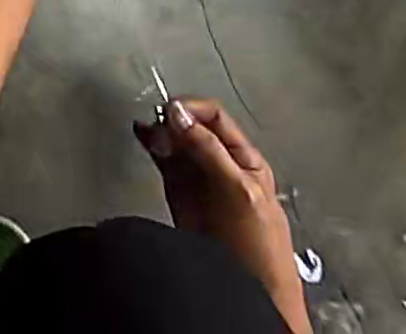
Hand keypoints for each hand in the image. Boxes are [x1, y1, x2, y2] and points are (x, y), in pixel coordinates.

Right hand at [134, 99, 310, 333]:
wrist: (253, 296)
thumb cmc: (261, 250)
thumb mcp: (239, 190)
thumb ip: (210, 150)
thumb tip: (180, 114)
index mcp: (243, 158)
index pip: (214, 118)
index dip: (191, 109)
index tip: (169, 110)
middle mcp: (220, 165)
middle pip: (192, 129)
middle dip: (173, 121)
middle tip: (157, 121)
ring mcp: (200, 181)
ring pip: (176, 144)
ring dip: (160, 132)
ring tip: (149, 130)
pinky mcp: (181, 197)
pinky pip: (165, 164)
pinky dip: (153, 149)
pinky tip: (144, 138)